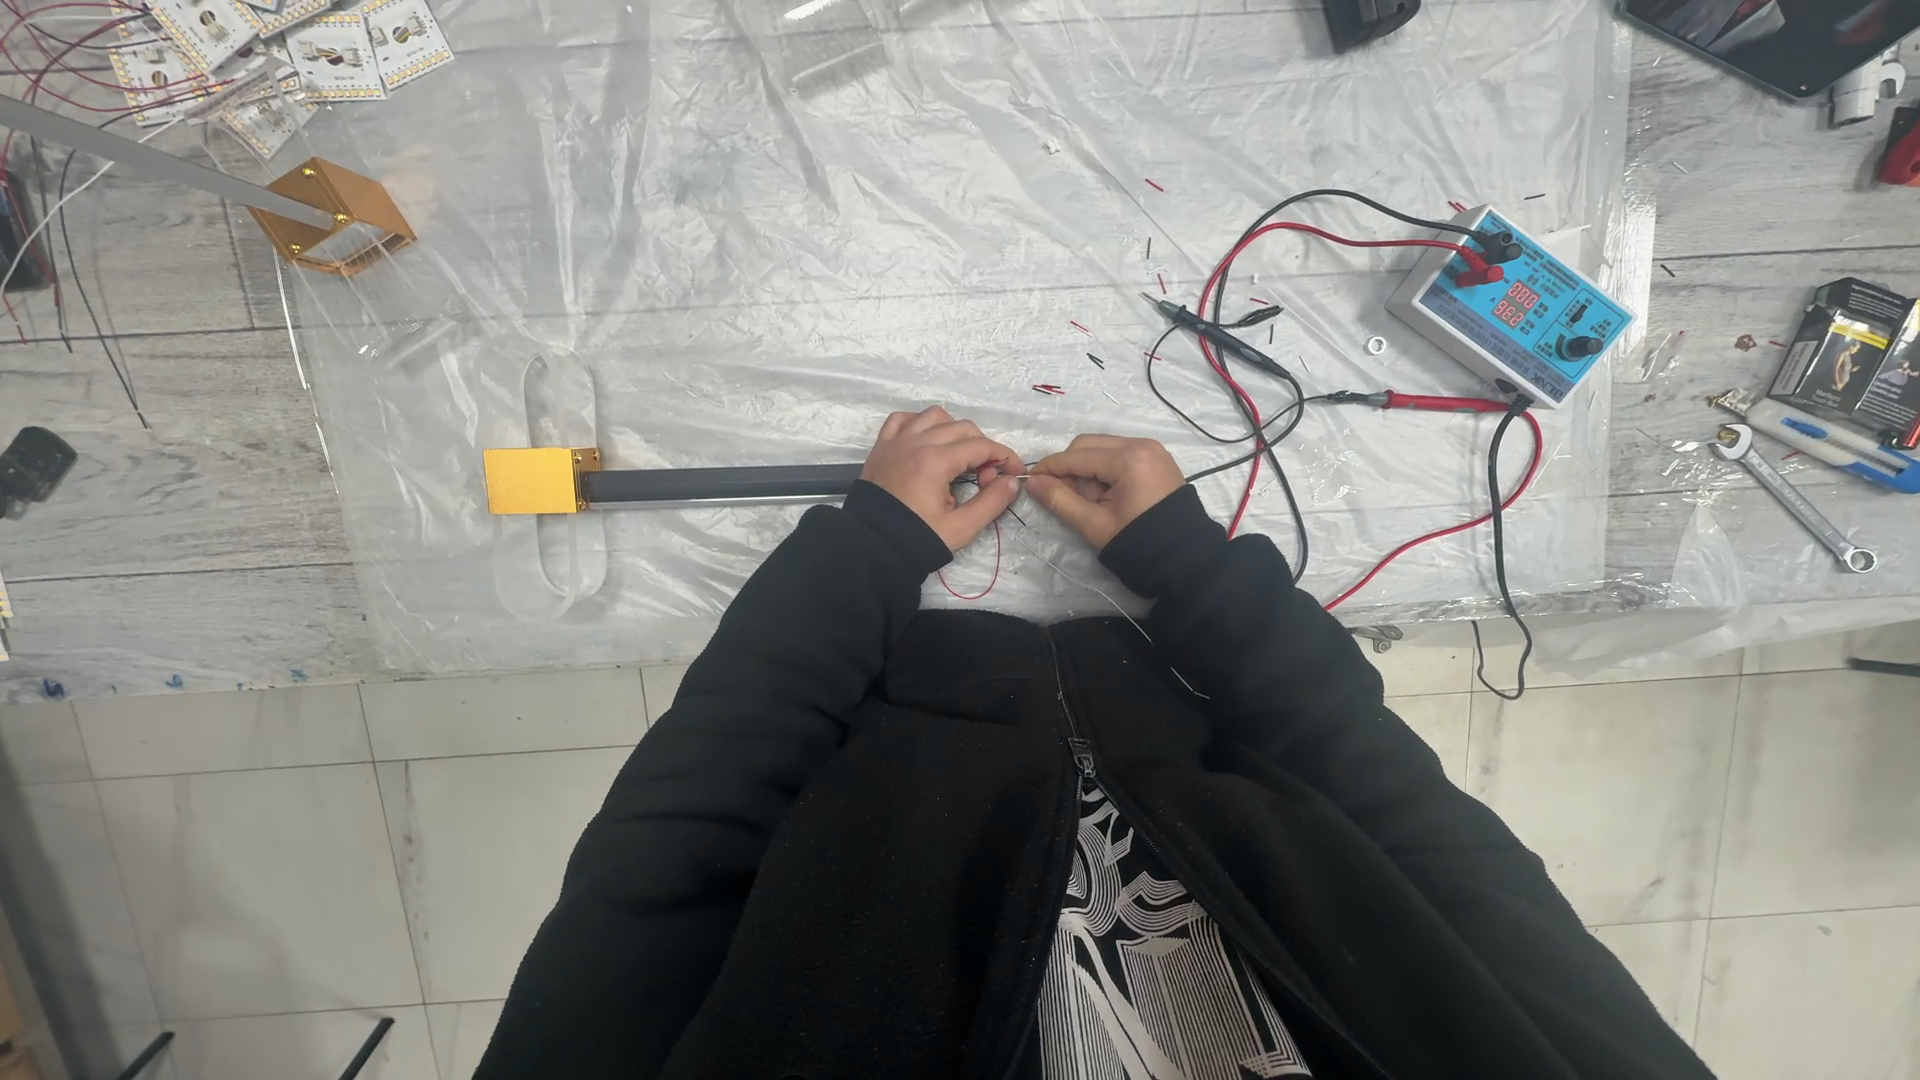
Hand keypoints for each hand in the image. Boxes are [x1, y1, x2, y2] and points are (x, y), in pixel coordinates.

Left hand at [861, 406, 1024, 551]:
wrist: (870, 549)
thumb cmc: (916, 540)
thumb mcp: (961, 528)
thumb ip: (991, 502)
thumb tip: (1012, 481)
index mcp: (935, 461)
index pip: (982, 446)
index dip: (1004, 457)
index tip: (1014, 473)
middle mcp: (916, 442)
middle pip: (963, 428)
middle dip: (983, 449)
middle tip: (984, 479)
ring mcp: (896, 442)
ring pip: (934, 417)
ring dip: (953, 431)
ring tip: (958, 458)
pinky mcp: (881, 447)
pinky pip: (902, 419)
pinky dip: (920, 424)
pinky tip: (926, 441)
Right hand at [1026, 435, 1185, 550]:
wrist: (1185, 561)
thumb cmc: (1138, 544)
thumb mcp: (1093, 525)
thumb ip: (1060, 500)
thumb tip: (1032, 482)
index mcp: (1128, 458)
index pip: (1075, 456)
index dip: (1049, 468)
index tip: (1030, 482)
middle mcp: (1141, 444)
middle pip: (1088, 445)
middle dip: (1070, 468)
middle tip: (1066, 498)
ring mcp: (1152, 450)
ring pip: (1103, 448)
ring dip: (1087, 470)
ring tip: (1091, 501)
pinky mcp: (1157, 459)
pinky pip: (1120, 454)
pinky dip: (1105, 470)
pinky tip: (1106, 495)